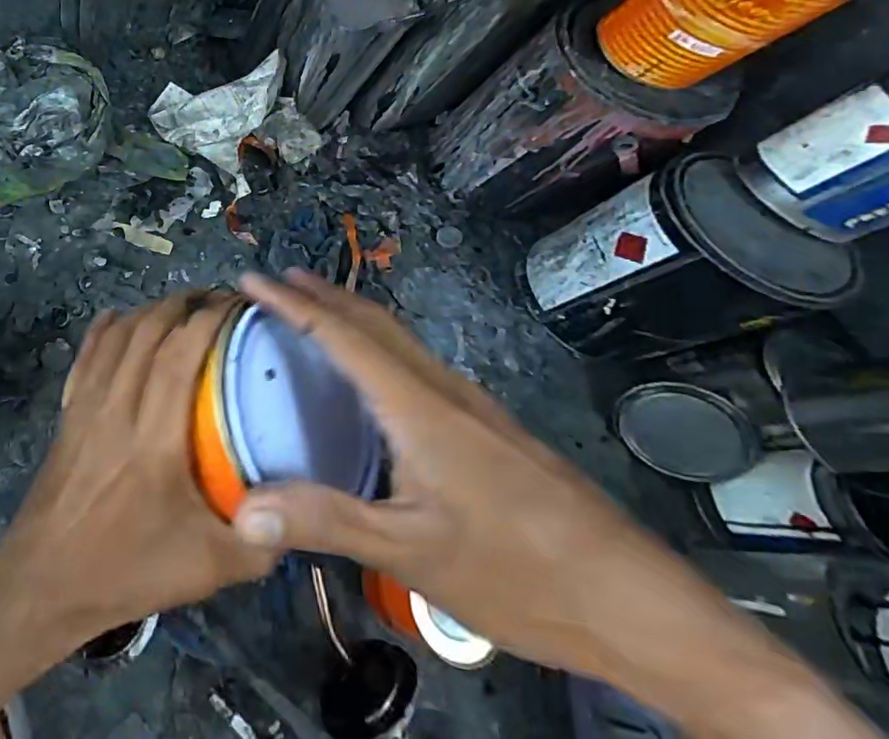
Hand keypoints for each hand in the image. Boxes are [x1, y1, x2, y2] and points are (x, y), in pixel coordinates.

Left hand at [0, 293, 283, 637]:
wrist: (48, 577)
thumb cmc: (130, 569)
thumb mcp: (213, 567)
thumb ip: (265, 538)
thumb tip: (302, 507)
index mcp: (154, 436)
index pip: (180, 354)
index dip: (209, 320)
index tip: (239, 307)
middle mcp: (116, 406)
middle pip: (146, 332)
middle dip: (182, 304)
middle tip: (216, 299)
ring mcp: (85, 406)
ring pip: (115, 338)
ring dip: (147, 312)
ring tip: (178, 306)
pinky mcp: (66, 414)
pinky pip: (85, 357)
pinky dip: (103, 331)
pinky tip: (116, 318)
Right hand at [231, 270, 760, 674]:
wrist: (644, 610)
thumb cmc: (521, 575)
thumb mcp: (412, 553)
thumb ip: (326, 521)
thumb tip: (244, 511)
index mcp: (421, 409)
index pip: (344, 336)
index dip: (293, 303)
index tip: (252, 279)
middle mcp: (448, 394)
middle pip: (377, 323)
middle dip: (323, 294)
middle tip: (277, 281)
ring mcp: (477, 410)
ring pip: (403, 342)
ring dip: (352, 317)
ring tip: (315, 313)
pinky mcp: (493, 432)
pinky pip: (419, 366)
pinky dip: (378, 347)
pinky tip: (374, 379)